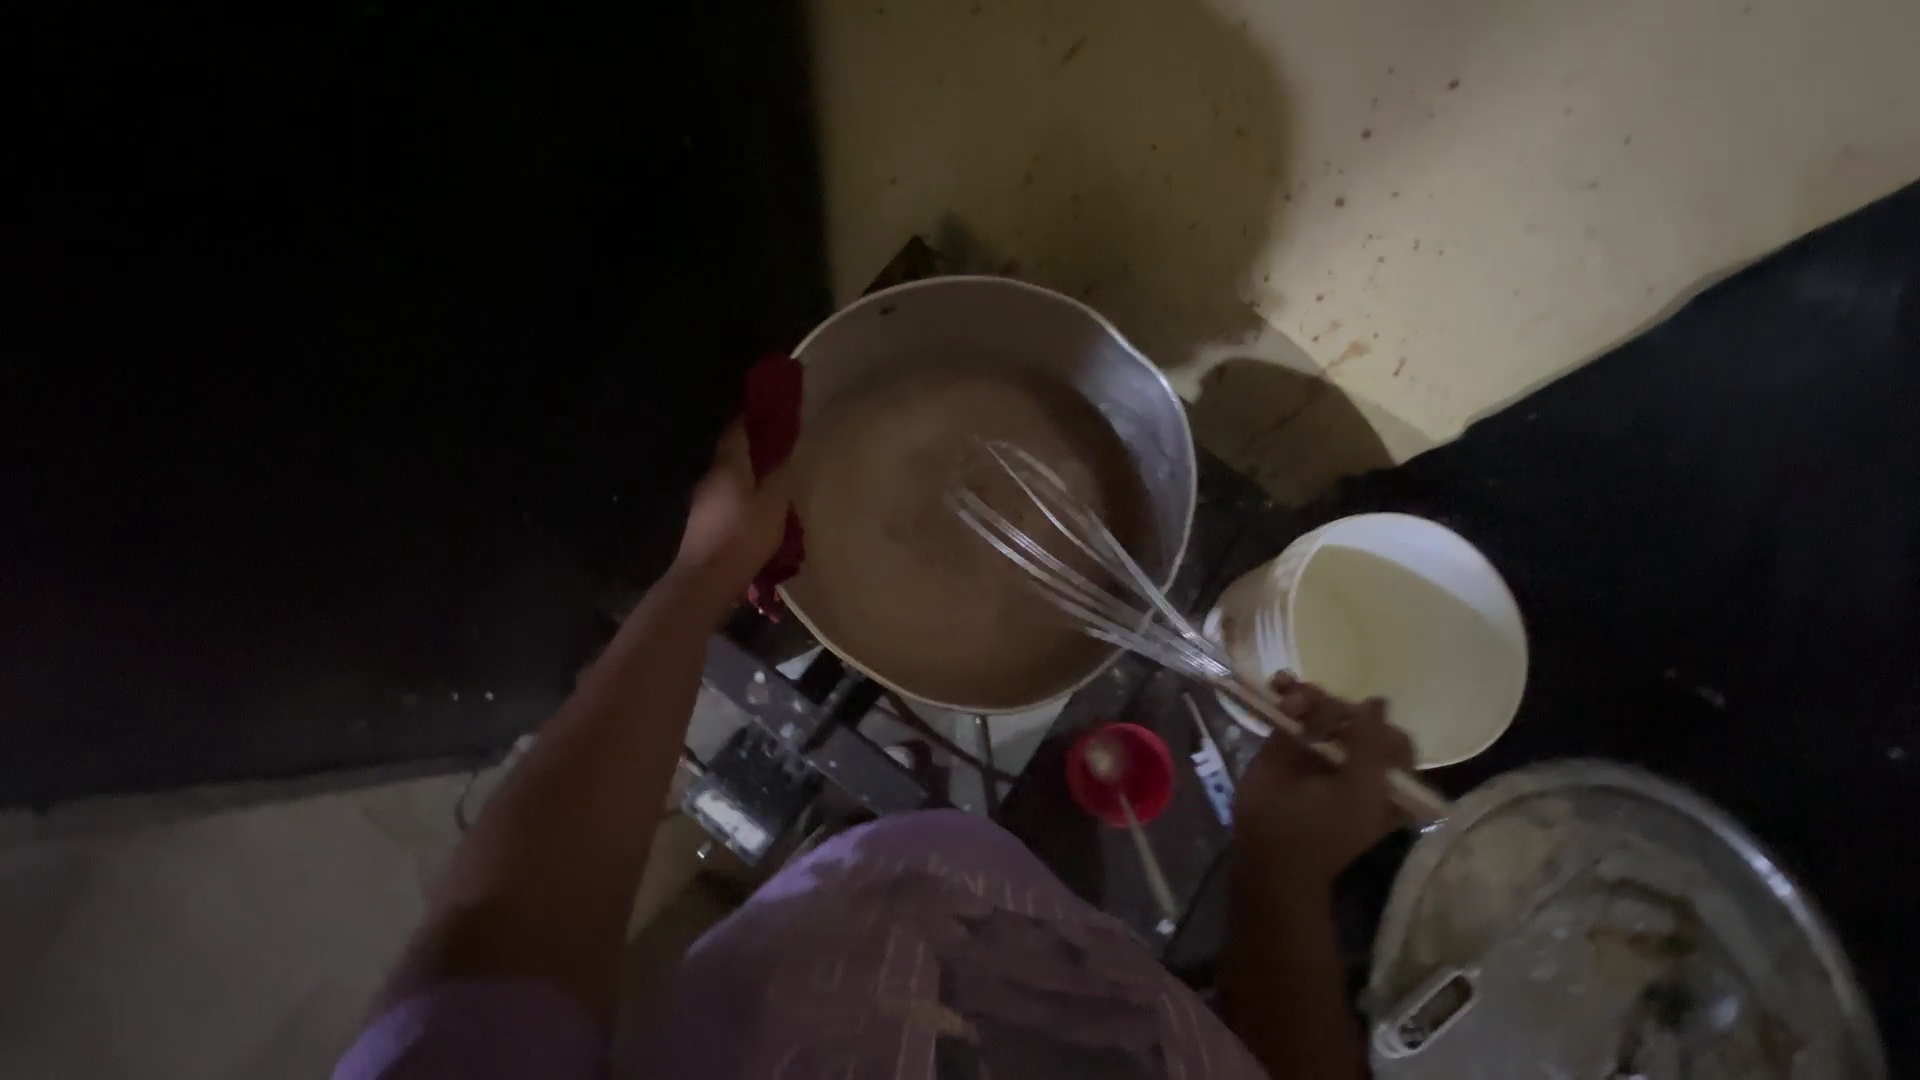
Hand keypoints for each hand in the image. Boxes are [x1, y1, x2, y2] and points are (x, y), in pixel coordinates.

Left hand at [671, 419, 792, 605]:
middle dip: (754, 451)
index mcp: (728, 467)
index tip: (771, 414)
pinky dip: (742, 500)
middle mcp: (710, 479)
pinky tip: (758, 513)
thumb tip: (787, 455)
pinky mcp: (703, 526)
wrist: (704, 581)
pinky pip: (726, 502)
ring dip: (749, 478)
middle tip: (780, 451)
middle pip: (732, 456)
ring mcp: (702, 504)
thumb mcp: (773, 505)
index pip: (736, 431)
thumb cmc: (742, 537)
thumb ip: (781, 477)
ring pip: (729, 481)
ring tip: (774, 484)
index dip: (752, 419)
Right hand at [1230, 673, 1413, 899]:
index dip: (1378, 726)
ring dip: (1309, 696)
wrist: (1269, 848)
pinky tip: (1278, 685)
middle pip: (1354, 715)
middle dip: (1336, 708)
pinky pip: (1289, 708)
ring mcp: (1317, 747)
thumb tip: (1378, 702)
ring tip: (1289, 704)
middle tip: (1315, 720)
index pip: (1392, 738)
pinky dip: (1286, 691)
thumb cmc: (1323, 830)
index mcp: (1381, 777)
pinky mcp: (1285, 741)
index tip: (1355, 730)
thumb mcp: (1360, 792)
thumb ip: (1372, 746)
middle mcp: (1351, 758)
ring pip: (1322, 705)